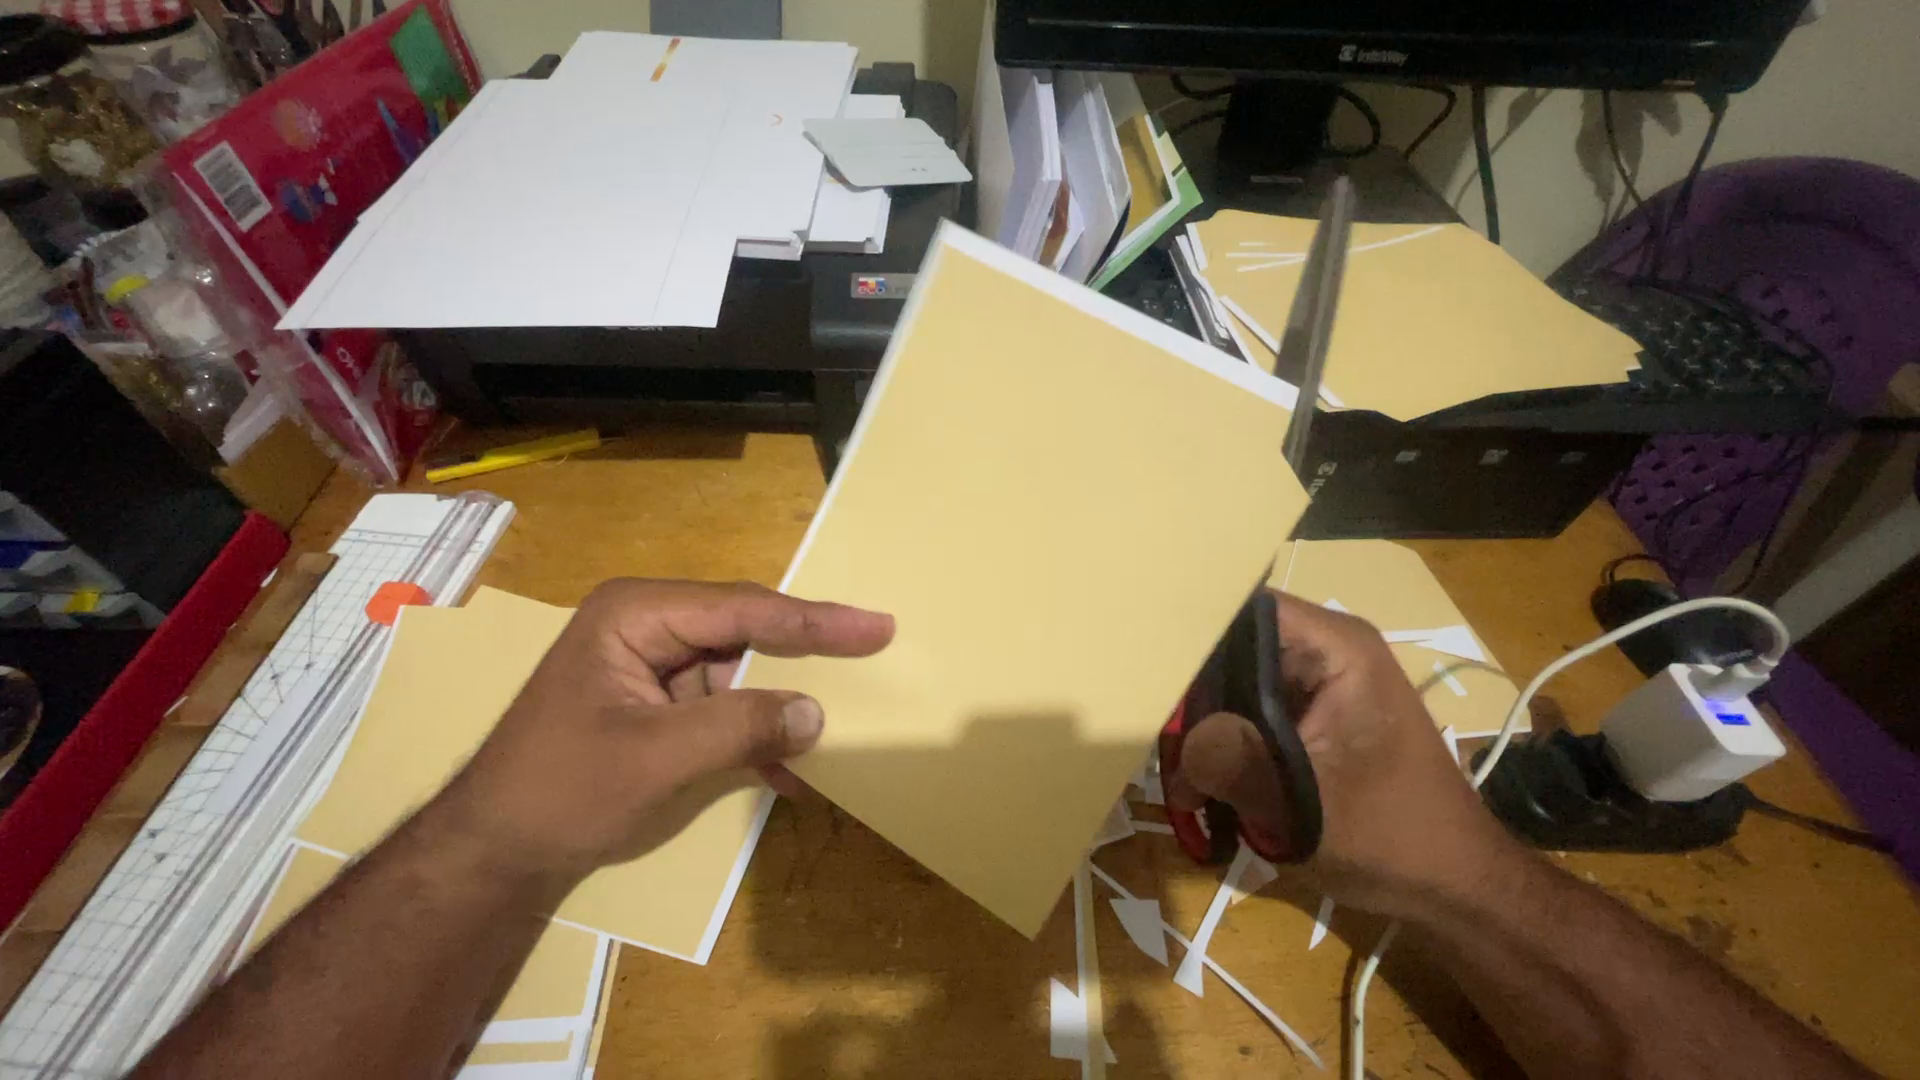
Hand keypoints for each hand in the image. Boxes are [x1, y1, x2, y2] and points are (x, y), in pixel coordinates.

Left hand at [434, 579, 893, 888]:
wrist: (494, 852)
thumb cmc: (561, 791)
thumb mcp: (654, 758)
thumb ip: (738, 727)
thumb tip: (817, 711)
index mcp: (638, 614)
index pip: (744, 608)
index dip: (815, 620)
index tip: (876, 626)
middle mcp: (650, 624)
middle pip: (748, 629)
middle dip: (806, 652)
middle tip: (872, 652)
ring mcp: (656, 662)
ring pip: (743, 668)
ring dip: (783, 702)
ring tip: (841, 719)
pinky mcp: (661, 701)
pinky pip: (725, 704)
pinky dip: (756, 732)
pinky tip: (790, 768)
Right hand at [1165, 590, 1518, 920]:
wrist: (1454, 890)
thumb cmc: (1396, 838)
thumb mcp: (1308, 805)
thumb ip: (1238, 763)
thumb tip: (1179, 741)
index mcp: (1336, 647)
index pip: (1243, 608)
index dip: (1192, 631)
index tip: (1146, 668)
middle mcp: (1322, 651)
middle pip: (1230, 646)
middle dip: (1190, 696)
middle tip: (1157, 744)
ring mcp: (1314, 684)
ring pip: (1231, 684)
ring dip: (1202, 730)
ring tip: (1181, 781)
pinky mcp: (1306, 717)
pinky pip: (1246, 713)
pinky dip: (1220, 745)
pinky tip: (1201, 786)